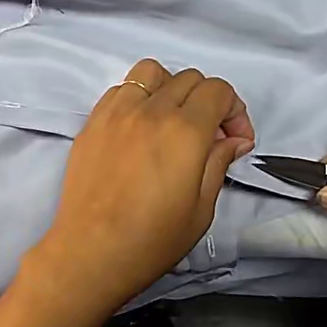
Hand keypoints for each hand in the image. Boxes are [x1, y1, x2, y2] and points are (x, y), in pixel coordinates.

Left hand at [22, 60, 254, 322]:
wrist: (91, 254)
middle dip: (209, 101)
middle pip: (189, 78)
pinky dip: (138, 97)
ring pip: (151, 72)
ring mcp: (117, 113)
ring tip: (173, 119)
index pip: (218, 91)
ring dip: (171, 88)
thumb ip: (219, 163)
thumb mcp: (201, 209)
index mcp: (185, 132)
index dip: (235, 111)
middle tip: (210, 136)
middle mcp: (151, 112)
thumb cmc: (151, 240)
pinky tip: (141, 126)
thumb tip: (233, 140)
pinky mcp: (92, 123)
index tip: (235, 139)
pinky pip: (120, 89)